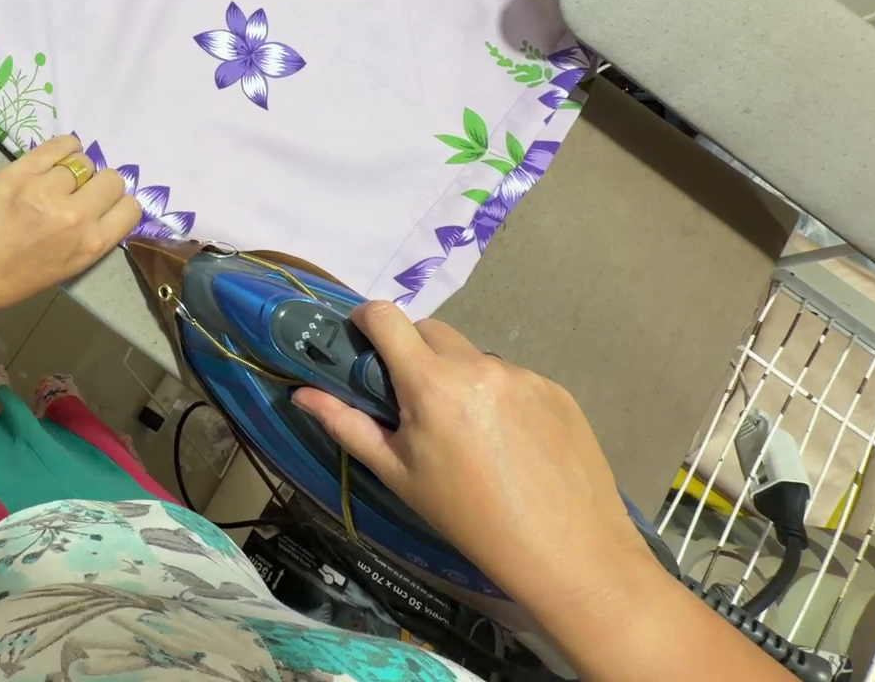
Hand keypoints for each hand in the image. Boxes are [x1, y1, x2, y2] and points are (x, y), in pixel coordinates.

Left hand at [0, 135, 140, 315]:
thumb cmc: (8, 280)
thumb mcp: (63, 268)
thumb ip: (86, 238)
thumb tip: (98, 208)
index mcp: (88, 246)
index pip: (130, 209)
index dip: (116, 204)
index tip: (102, 205)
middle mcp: (75, 217)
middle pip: (111, 179)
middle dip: (99, 184)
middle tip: (77, 192)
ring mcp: (46, 190)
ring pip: (82, 161)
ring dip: (73, 169)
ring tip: (54, 180)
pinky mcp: (21, 171)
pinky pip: (59, 145)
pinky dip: (64, 146)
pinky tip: (56, 155)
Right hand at [293, 302, 661, 609]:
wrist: (573, 558)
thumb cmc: (469, 517)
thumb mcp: (397, 473)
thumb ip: (345, 424)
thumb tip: (300, 393)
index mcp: (431, 383)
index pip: (385, 316)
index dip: (366, 320)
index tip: (363, 343)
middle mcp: (476, 365)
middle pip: (428, 329)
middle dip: (411, 350)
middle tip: (413, 398)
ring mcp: (522, 376)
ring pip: (470, 354)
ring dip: (456, 374)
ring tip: (468, 429)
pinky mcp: (557, 391)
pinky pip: (510, 376)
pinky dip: (496, 394)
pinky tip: (509, 440)